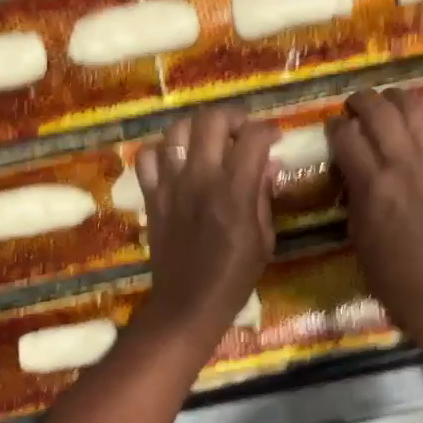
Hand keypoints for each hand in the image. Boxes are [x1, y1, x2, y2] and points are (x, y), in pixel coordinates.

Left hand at [135, 106, 279, 334]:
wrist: (188, 304)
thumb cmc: (234, 279)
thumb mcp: (263, 241)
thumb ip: (264, 198)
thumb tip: (270, 164)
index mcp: (234, 191)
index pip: (253, 138)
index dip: (268, 130)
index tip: (275, 138)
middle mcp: (201, 178)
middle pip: (212, 119)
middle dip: (233, 118)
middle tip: (242, 132)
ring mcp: (171, 184)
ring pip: (178, 129)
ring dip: (198, 128)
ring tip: (209, 142)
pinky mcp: (151, 195)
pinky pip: (148, 156)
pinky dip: (162, 151)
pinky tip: (176, 162)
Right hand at [327, 89, 422, 339]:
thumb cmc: (387, 272)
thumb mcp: (356, 231)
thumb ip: (353, 190)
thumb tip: (349, 164)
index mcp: (373, 185)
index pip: (346, 135)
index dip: (334, 128)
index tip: (331, 131)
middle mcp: (403, 163)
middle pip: (378, 109)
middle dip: (360, 102)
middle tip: (354, 109)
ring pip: (414, 106)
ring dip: (395, 100)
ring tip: (386, 107)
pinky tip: (420, 130)